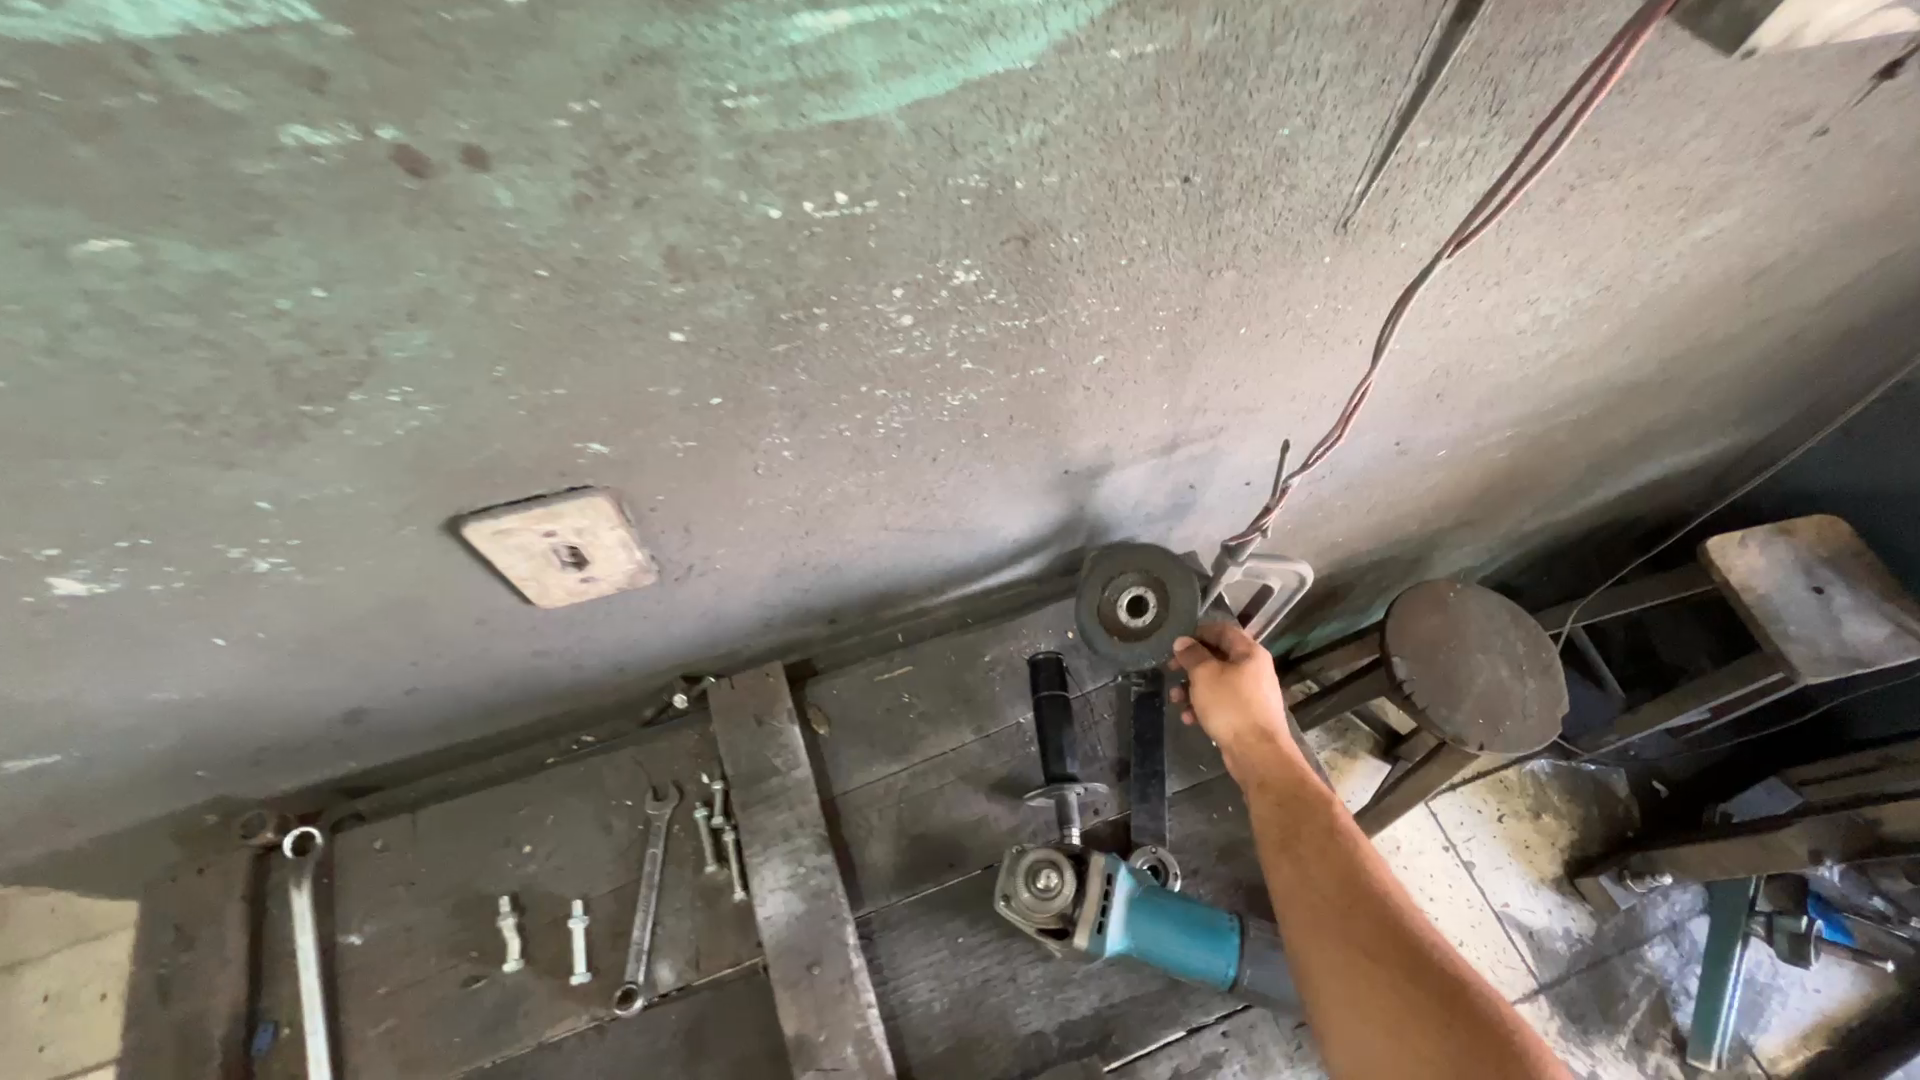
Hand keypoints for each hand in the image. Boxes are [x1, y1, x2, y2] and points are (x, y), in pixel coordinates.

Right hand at [1168, 620, 1307, 786]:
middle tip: (1170, 670)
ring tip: (1176, 700)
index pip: (1222, 631)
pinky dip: (1204, 707)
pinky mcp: (1247, 716)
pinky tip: (1190, 718)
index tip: (1177, 642)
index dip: (1198, 632)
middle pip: (1218, 657)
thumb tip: (1183, 642)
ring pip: (1217, 682)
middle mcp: (1254, 670)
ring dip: (1193, 688)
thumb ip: (1192, 655)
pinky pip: (1221, 703)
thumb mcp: (1205, 675)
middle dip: (1191, 665)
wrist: (1258, 753)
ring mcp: (1252, 694)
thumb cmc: (1231, 706)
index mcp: (1249, 653)